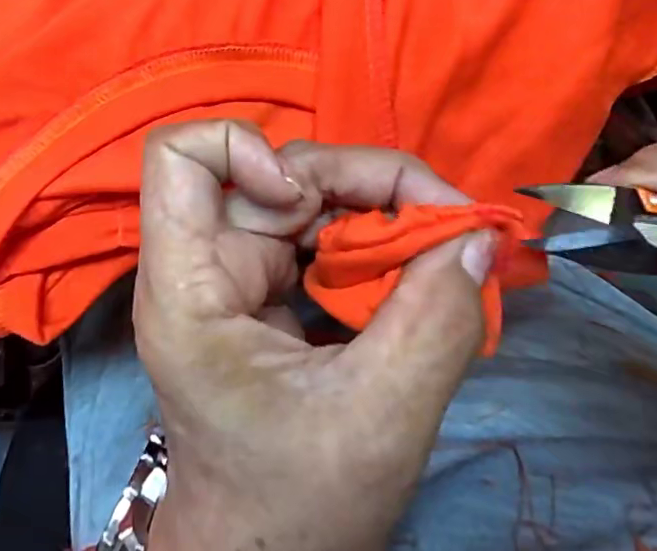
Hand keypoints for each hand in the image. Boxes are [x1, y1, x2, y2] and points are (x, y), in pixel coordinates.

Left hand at [133, 120, 495, 550]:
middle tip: (448, 221)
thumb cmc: (294, 509)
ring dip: (381, 211)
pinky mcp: (267, 285)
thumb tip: (476, 236)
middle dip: (369, 183)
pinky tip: (414, 272)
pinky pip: (324, 230)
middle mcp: (206, 261)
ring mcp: (238, 270)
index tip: (311, 199)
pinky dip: (375, 240)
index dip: (246, 146)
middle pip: (282, 167)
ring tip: (442, 248)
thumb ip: (434, 322)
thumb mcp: (377, 420)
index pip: (181, 155)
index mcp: (190, 285)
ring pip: (312, 192)